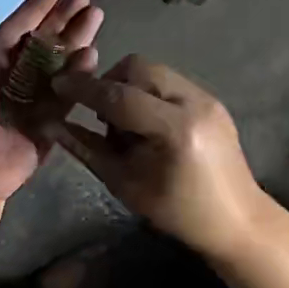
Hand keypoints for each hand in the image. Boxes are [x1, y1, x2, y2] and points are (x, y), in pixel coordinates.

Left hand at [0, 0, 101, 206]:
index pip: (17, 29)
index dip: (35, 9)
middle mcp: (18, 74)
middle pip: (45, 39)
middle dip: (64, 18)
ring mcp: (37, 95)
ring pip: (61, 60)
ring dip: (78, 38)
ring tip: (97, 16)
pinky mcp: (52, 118)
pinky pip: (68, 92)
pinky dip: (81, 74)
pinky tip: (93, 54)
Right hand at [50, 55, 266, 259]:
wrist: (236, 220)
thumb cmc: (177, 212)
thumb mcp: (125, 184)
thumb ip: (88, 148)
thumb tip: (52, 124)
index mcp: (175, 129)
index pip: (119, 96)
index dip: (84, 89)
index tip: (58, 84)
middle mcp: (194, 102)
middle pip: (137, 67)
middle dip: (109, 83)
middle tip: (101, 116)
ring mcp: (207, 96)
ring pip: (151, 69)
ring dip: (128, 87)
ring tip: (127, 125)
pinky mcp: (211, 98)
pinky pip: (167, 80)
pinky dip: (147, 92)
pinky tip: (147, 125)